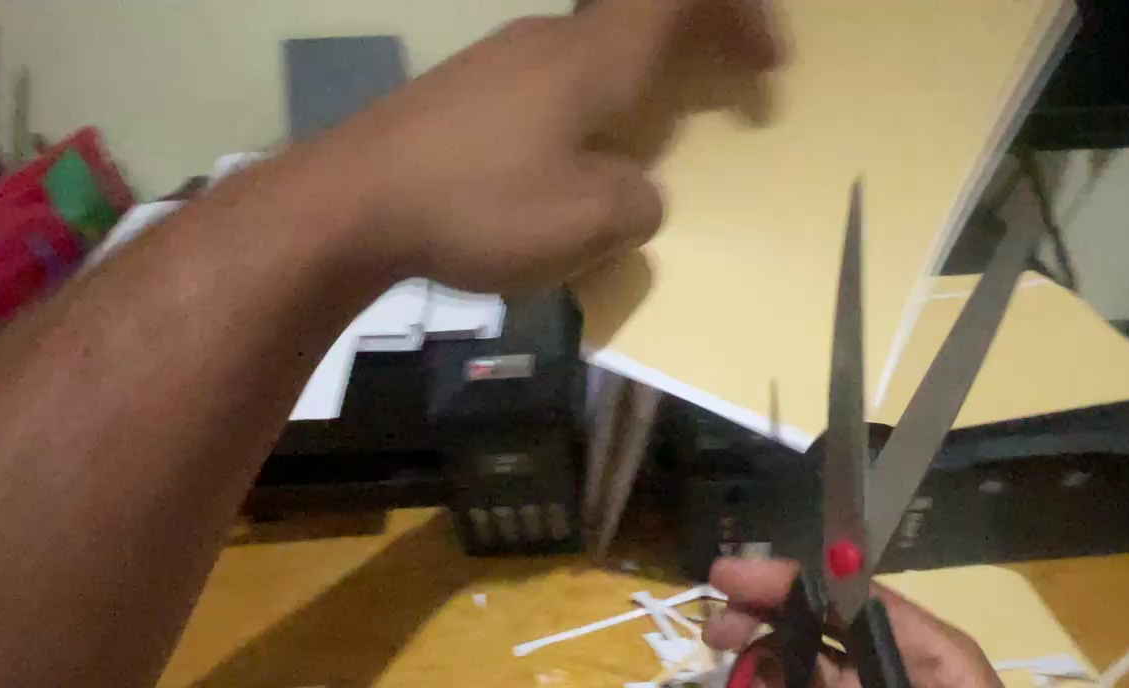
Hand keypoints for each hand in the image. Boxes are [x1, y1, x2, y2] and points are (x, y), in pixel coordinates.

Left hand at [325, 0, 782, 293]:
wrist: (356, 205)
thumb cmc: (480, 206)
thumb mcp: (586, 224)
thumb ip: (638, 206)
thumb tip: (640, 197)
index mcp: (592, 60)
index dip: (738, 13)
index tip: (771, 60)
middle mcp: (551, 44)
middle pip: (641, 20)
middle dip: (699, 48)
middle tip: (729, 94)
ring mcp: (504, 67)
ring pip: (596, 61)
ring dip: (641, 93)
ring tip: (651, 153)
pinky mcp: (471, 100)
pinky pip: (555, 94)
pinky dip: (592, 119)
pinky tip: (573, 176)